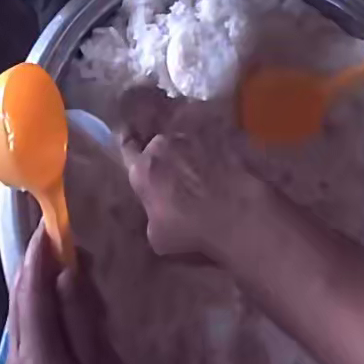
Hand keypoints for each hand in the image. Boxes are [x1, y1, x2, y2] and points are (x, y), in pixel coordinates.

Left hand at [8, 224, 122, 363]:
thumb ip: (81, 322)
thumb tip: (68, 271)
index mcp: (36, 353)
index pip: (30, 288)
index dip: (39, 249)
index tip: (52, 216)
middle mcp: (15, 354)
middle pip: (19, 293)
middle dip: (40, 258)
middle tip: (67, 236)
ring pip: (19, 306)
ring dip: (40, 278)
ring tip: (70, 266)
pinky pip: (24, 321)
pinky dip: (39, 299)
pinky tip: (61, 302)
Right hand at [117, 88, 272, 261]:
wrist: (236, 212)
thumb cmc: (192, 230)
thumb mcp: (157, 235)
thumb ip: (151, 208)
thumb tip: (158, 204)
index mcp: (143, 168)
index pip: (127, 149)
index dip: (130, 150)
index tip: (134, 151)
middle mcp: (163, 142)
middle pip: (157, 142)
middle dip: (163, 152)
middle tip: (174, 167)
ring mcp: (192, 132)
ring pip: (183, 132)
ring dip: (186, 144)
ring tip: (198, 158)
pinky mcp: (218, 128)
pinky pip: (209, 130)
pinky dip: (211, 140)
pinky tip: (220, 152)